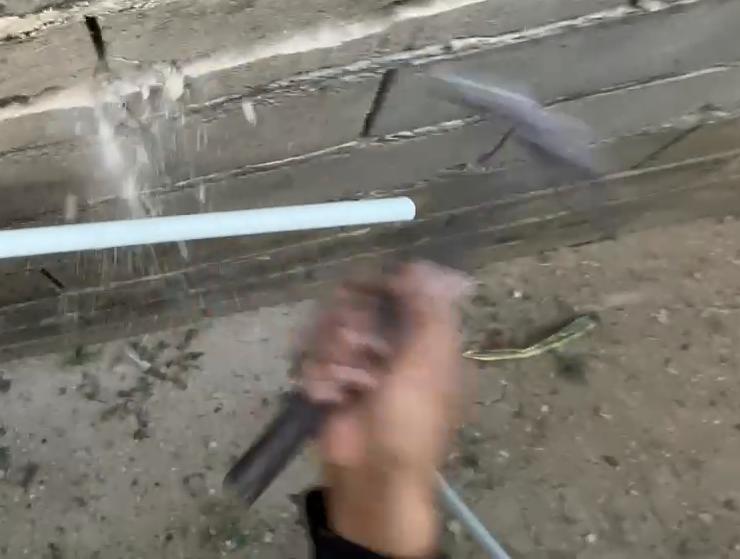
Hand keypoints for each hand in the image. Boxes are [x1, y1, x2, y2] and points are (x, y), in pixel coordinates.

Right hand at [299, 263, 471, 556]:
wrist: (370, 475)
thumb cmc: (409, 423)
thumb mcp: (429, 364)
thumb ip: (427, 310)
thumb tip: (422, 265)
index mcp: (424, 341)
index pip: (397, 289)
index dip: (377, 284)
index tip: (362, 288)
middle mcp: (389, 345)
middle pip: (355, 302)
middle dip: (350, 325)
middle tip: (356, 347)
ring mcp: (356, 360)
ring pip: (328, 324)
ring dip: (332, 351)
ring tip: (343, 380)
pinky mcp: (328, 376)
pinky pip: (311, 352)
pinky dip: (317, 372)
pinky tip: (328, 392)